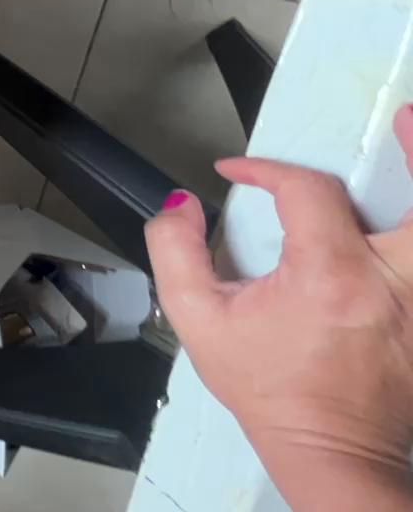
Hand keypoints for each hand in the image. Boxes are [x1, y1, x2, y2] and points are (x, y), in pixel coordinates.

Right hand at [146, 104, 412, 509]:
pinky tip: (408, 221)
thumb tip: (180, 204)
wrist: (333, 448)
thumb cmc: (267, 384)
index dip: (265, 171)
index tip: (236, 174)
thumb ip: (174, 247)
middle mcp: (397, 287)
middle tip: (404, 116)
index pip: (306, 193)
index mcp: (330, 278)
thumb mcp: (193, 313)